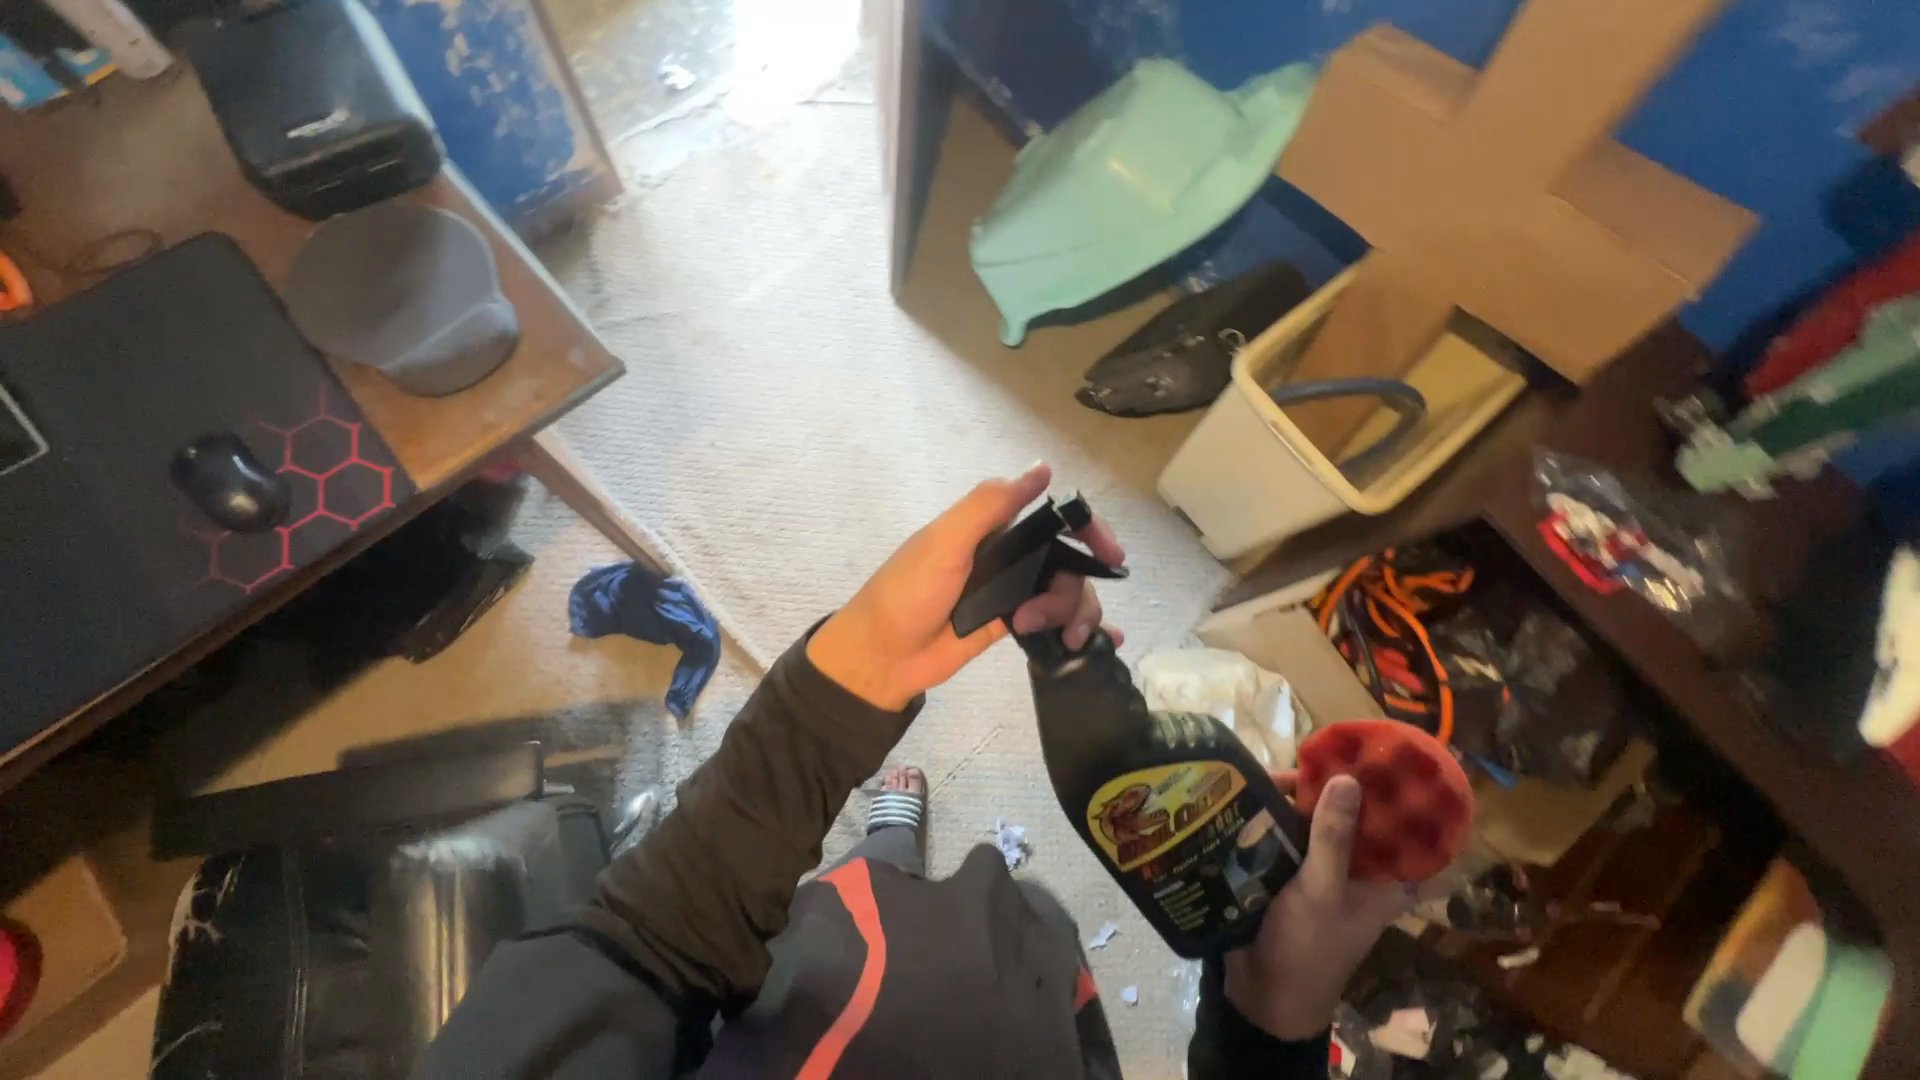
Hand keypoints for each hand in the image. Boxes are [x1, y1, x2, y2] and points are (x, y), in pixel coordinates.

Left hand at [806, 463, 1124, 709]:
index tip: (1110, 554)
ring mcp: (1011, 593)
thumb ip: (989, 505)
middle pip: (1068, 561)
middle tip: (1070, 617)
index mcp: (992, 529)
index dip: (1088, 530)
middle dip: (1076, 588)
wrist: (883, 656)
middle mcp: (1007, 557)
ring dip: (1072, 614)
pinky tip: (1096, 644)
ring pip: (1066, 594)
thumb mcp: (944, 541)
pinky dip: (1079, 629)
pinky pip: (1055, 621)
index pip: (1053, 519)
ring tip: (1051, 635)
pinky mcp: (1011, 626)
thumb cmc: (908, 592)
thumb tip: (1043, 469)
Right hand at [1224, 772, 1426, 1040]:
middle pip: (1351, 815)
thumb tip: (1348, 778)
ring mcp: (1318, 868)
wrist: (1262, 990)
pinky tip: (1246, 792)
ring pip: (1310, 820)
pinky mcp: (1284, 870)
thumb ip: (1333, 836)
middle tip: (1310, 750)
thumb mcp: (1324, 890)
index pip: (1405, 830)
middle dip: (1332, 785)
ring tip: (1264, 769)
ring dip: (1291, 798)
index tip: (1386, 755)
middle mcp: (1355, 868)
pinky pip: (1280, 833)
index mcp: (1383, 878)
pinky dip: (1268, 815)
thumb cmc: (1309, 946)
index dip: (1401, 794)